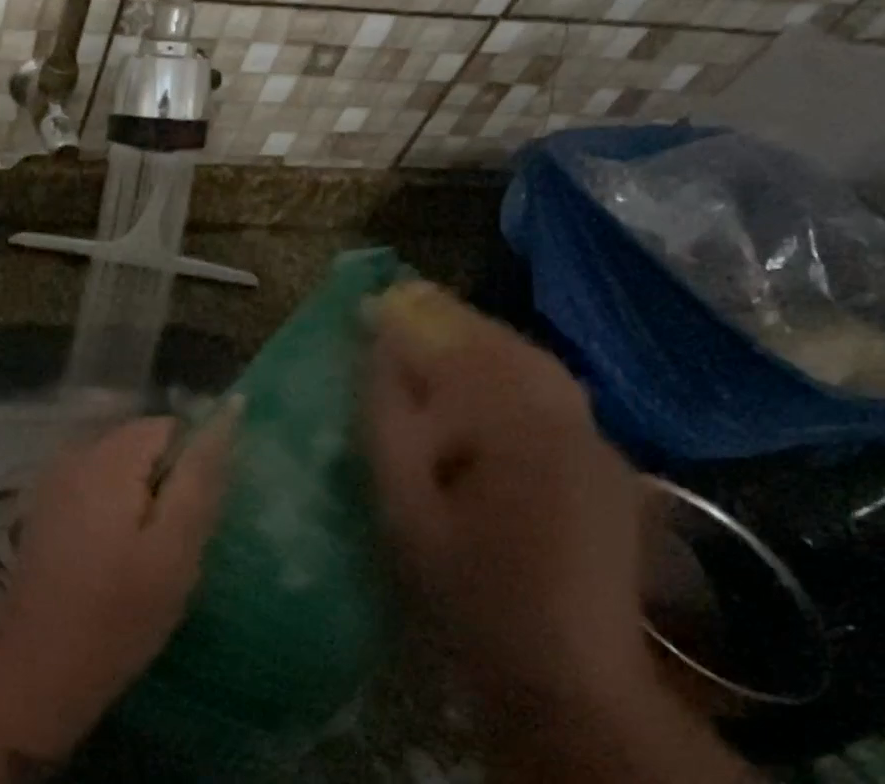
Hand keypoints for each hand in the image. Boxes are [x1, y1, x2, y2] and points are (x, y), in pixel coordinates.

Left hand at [0, 414, 234, 721]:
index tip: (201, 517)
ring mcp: (53, 479)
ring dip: (141, 499)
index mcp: (107, 455)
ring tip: (150, 556)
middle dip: (167, 482)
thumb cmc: (119, 610)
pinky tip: (117, 558)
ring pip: (117, 468)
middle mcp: (74, 453)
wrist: (40, 661)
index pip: (168, 427)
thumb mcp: (175, 547)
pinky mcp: (44, 507)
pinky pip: (93, 489)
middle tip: (178, 543)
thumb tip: (229, 412)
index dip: (195, 465)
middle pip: (139, 444)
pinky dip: (114, 511)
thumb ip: (201, 477)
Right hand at [366, 281, 648, 712]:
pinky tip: (478, 390)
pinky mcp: (608, 469)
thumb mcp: (405, 505)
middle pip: (505, 344)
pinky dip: (508, 374)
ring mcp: (600, 444)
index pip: (458, 346)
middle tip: (394, 308)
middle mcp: (571, 421)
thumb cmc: (467, 588)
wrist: (566, 674)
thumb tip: (373, 347)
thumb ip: (387, 419)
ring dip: (480, 344)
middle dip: (449, 320)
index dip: (409, 317)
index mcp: (519, 427)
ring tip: (428, 337)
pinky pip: (553, 397)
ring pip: (535, 367)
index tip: (365, 299)